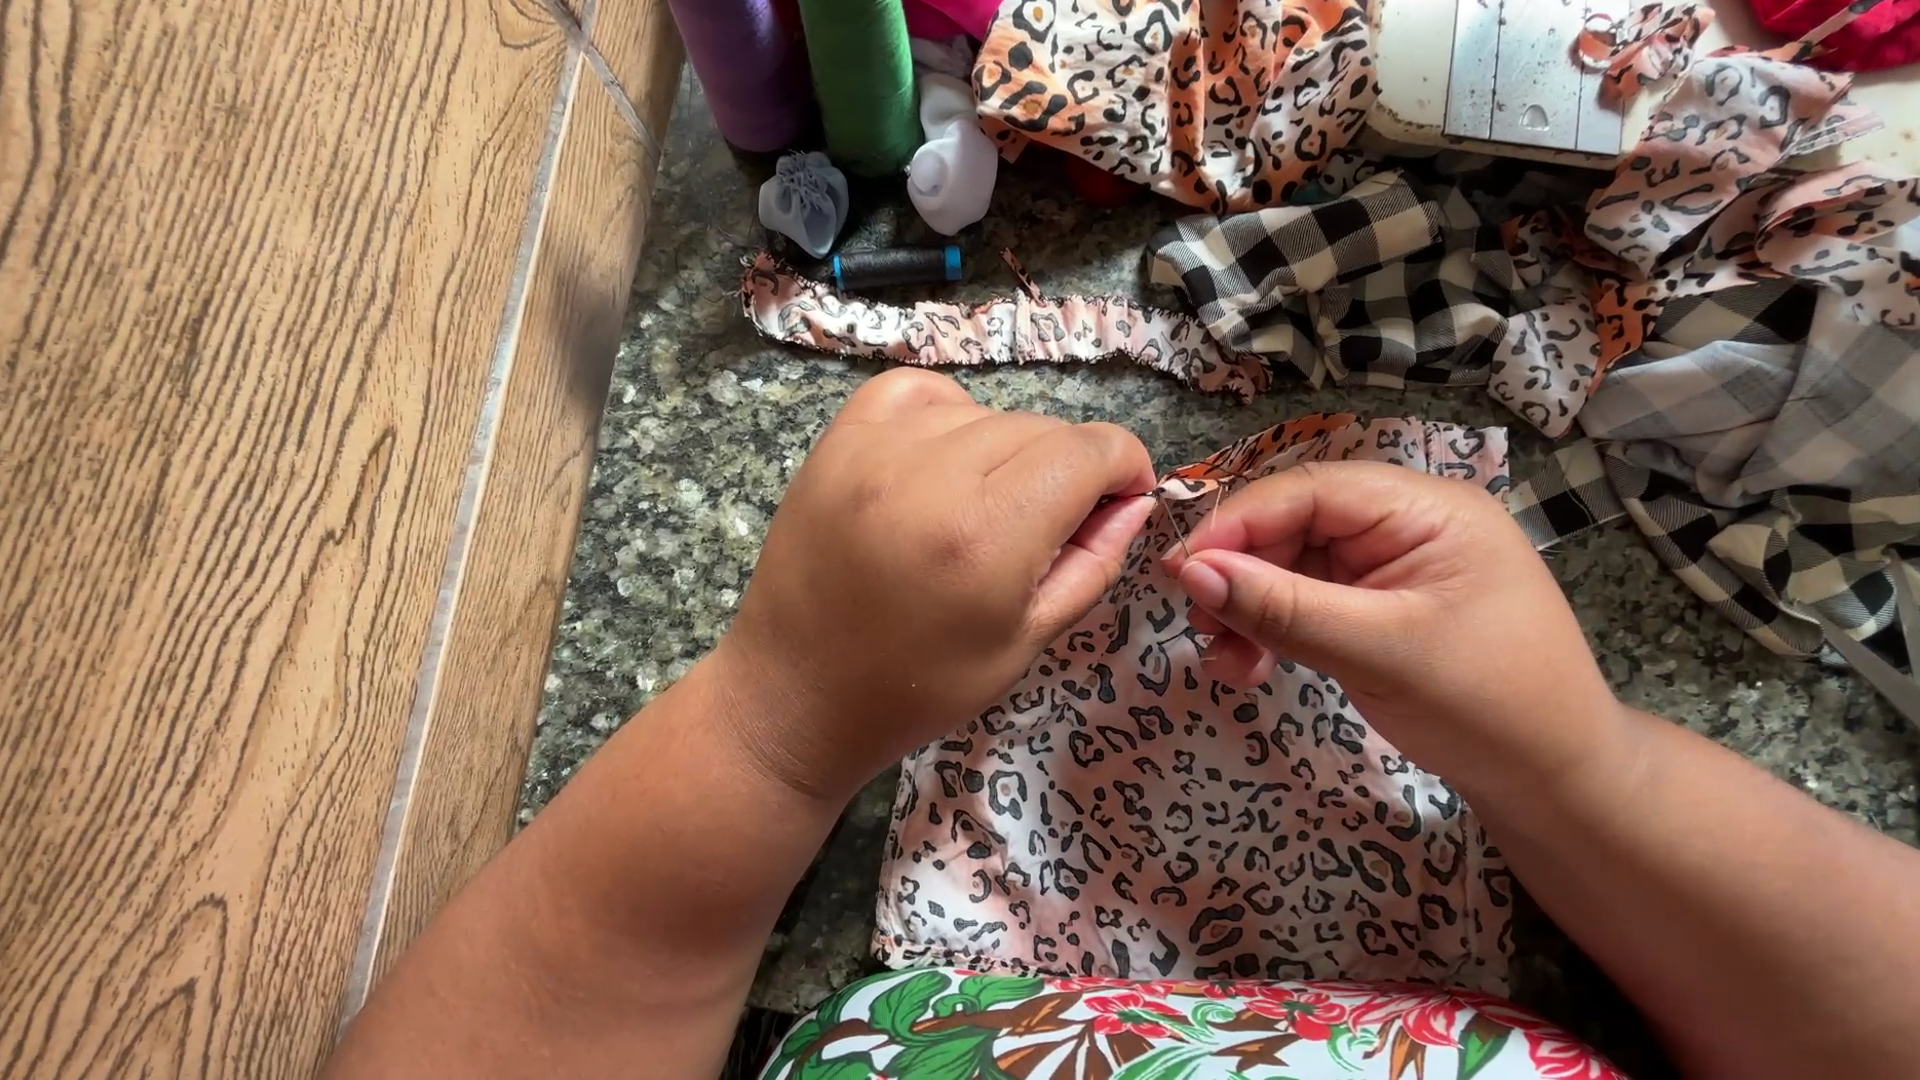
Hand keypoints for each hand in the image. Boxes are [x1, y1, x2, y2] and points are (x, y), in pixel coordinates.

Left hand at [714, 369, 1155, 802]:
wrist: (795, 695)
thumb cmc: (918, 688)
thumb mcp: (1027, 642)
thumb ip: (1093, 563)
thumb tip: (1133, 501)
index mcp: (986, 536)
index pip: (1088, 450)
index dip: (1124, 466)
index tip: (1121, 497)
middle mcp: (931, 476)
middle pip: (1042, 427)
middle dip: (1069, 467)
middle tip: (1049, 522)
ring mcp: (874, 451)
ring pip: (985, 411)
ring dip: (1007, 448)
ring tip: (985, 501)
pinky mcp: (835, 442)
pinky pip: (916, 392)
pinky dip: (947, 414)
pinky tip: (942, 459)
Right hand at [1165, 461, 1626, 800]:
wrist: (1553, 783)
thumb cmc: (1487, 706)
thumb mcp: (1377, 652)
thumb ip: (1280, 607)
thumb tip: (1190, 571)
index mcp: (1423, 509)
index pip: (1309, 490)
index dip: (1237, 522)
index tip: (1183, 569)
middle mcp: (1400, 524)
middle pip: (1290, 525)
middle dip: (1238, 574)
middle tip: (1199, 623)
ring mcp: (1383, 566)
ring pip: (1286, 566)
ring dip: (1247, 609)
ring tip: (1224, 659)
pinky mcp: (1370, 605)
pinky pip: (1300, 601)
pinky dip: (1269, 631)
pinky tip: (1249, 667)